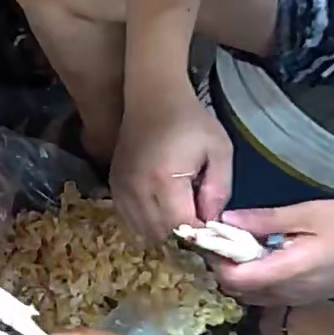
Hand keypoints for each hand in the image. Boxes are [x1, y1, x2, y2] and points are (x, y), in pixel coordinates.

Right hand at [111, 83, 233, 238]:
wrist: (153, 97)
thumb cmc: (191, 121)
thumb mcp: (219, 151)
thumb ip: (219, 191)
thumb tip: (211, 223)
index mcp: (164, 179)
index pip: (181, 227)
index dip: (200, 236)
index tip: (214, 232)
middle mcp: (137, 189)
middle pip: (160, 235)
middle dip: (182, 237)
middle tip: (199, 225)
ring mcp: (121, 189)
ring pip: (143, 232)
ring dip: (165, 232)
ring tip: (182, 217)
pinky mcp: (114, 187)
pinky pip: (130, 220)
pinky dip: (148, 223)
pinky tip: (164, 210)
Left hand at [211, 201, 333, 304]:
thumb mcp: (310, 213)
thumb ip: (265, 219)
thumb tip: (225, 219)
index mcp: (287, 272)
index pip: (234, 279)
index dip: (217, 259)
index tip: (212, 236)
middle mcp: (286, 294)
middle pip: (236, 290)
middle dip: (222, 265)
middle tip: (221, 236)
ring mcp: (294, 300)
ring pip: (248, 295)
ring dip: (236, 273)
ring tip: (237, 244)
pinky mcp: (300, 300)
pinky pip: (264, 295)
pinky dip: (252, 279)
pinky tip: (258, 255)